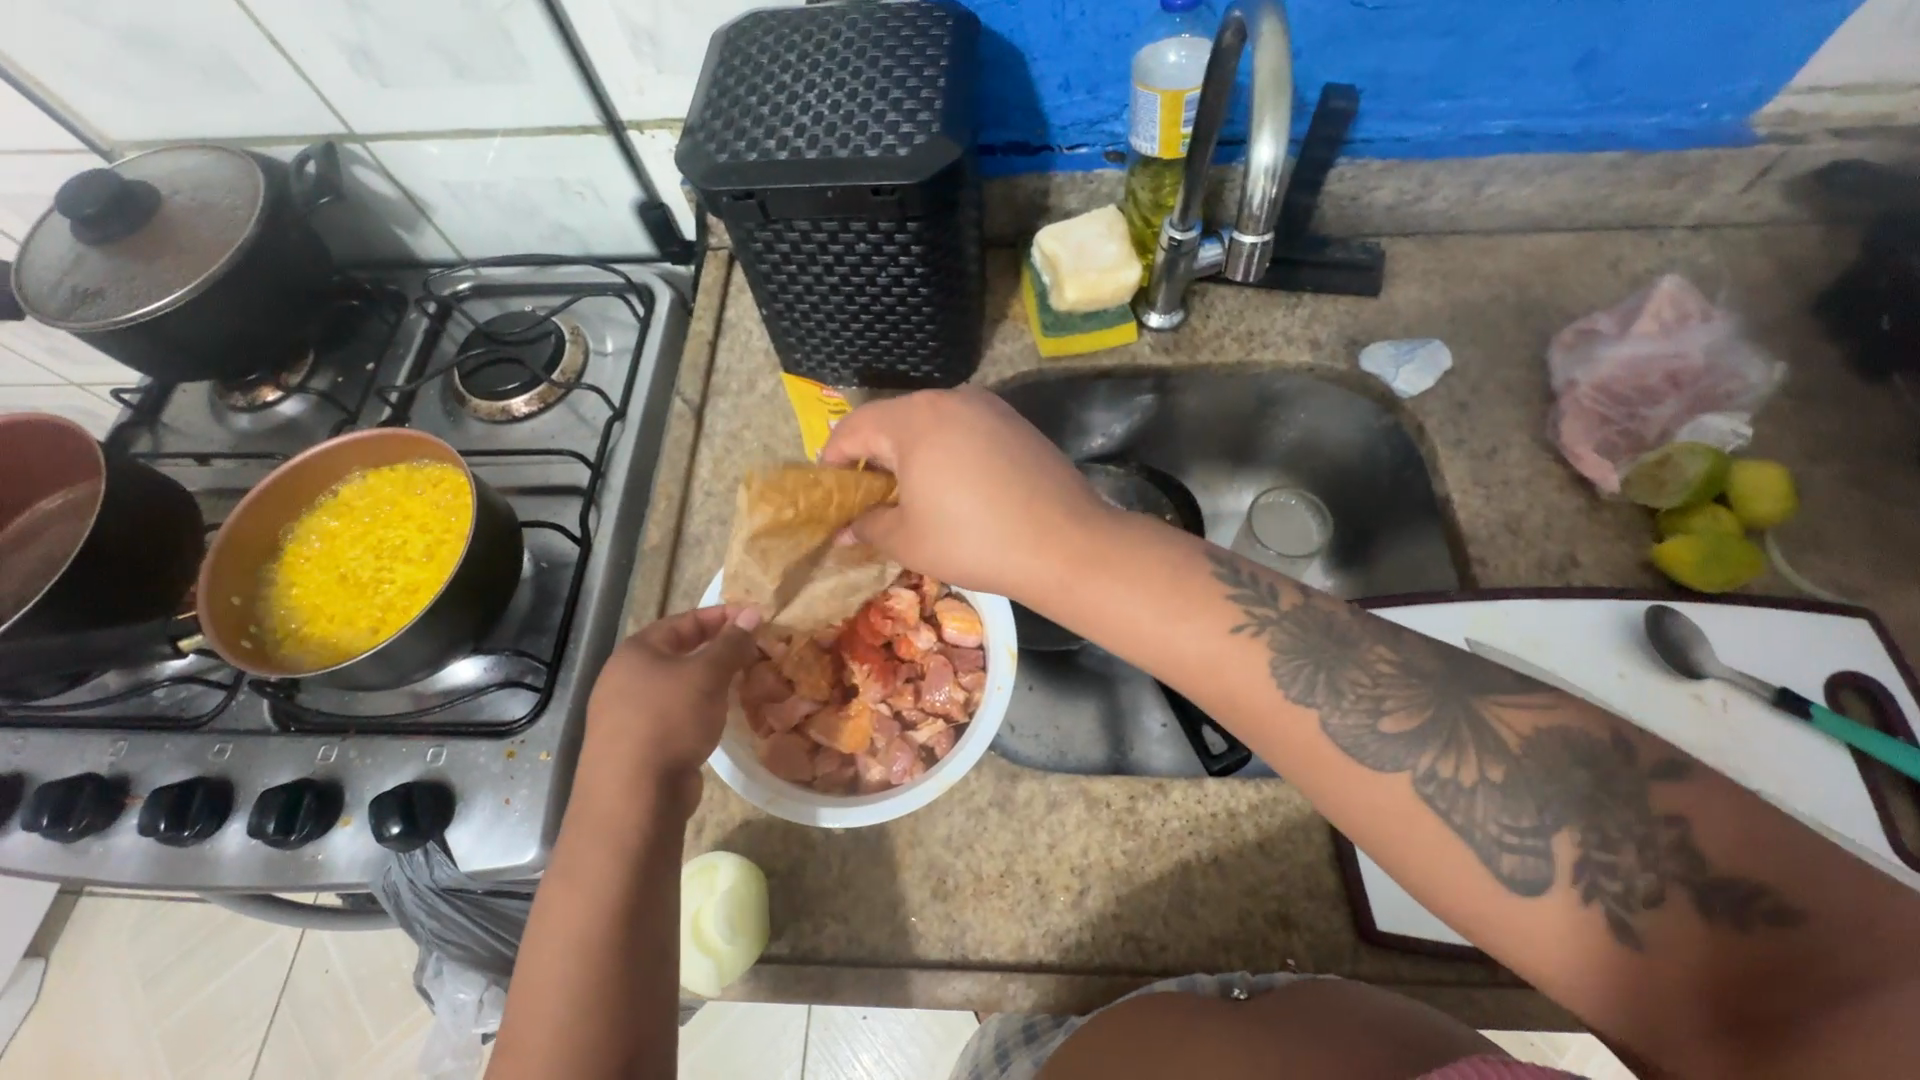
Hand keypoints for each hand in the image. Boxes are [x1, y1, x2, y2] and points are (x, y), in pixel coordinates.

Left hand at [579, 604, 762, 814]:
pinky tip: (717, 719)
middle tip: (752, 652)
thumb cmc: (670, 719)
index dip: (721, 616)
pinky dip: (697, 710)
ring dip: (708, 683)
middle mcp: (624, 677)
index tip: (755, 618)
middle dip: (717, 651)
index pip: (684, 621)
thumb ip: (731, 644)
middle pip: (678, 653)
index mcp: (636, 651)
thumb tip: (751, 613)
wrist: (633, 794)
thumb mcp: (707, 675)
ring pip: (676, 687)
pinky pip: (672, 715)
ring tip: (742, 684)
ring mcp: (626, 713)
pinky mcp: (635, 744)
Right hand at [819, 388, 1113, 599]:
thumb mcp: (908, 540)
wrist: (1065, 544)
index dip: (834, 458)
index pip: (854, 427)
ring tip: (914, 497)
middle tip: (871, 500)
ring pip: (932, 424)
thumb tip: (846, 527)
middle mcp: (950, 398)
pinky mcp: (1016, 422)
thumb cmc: (974, 541)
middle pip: (894, 421)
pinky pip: (965, 430)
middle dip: (875, 458)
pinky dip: (948, 452)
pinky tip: (957, 489)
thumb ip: (868, 525)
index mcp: (914, 418)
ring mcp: (989, 407)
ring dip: (913, 455)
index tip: (831, 491)